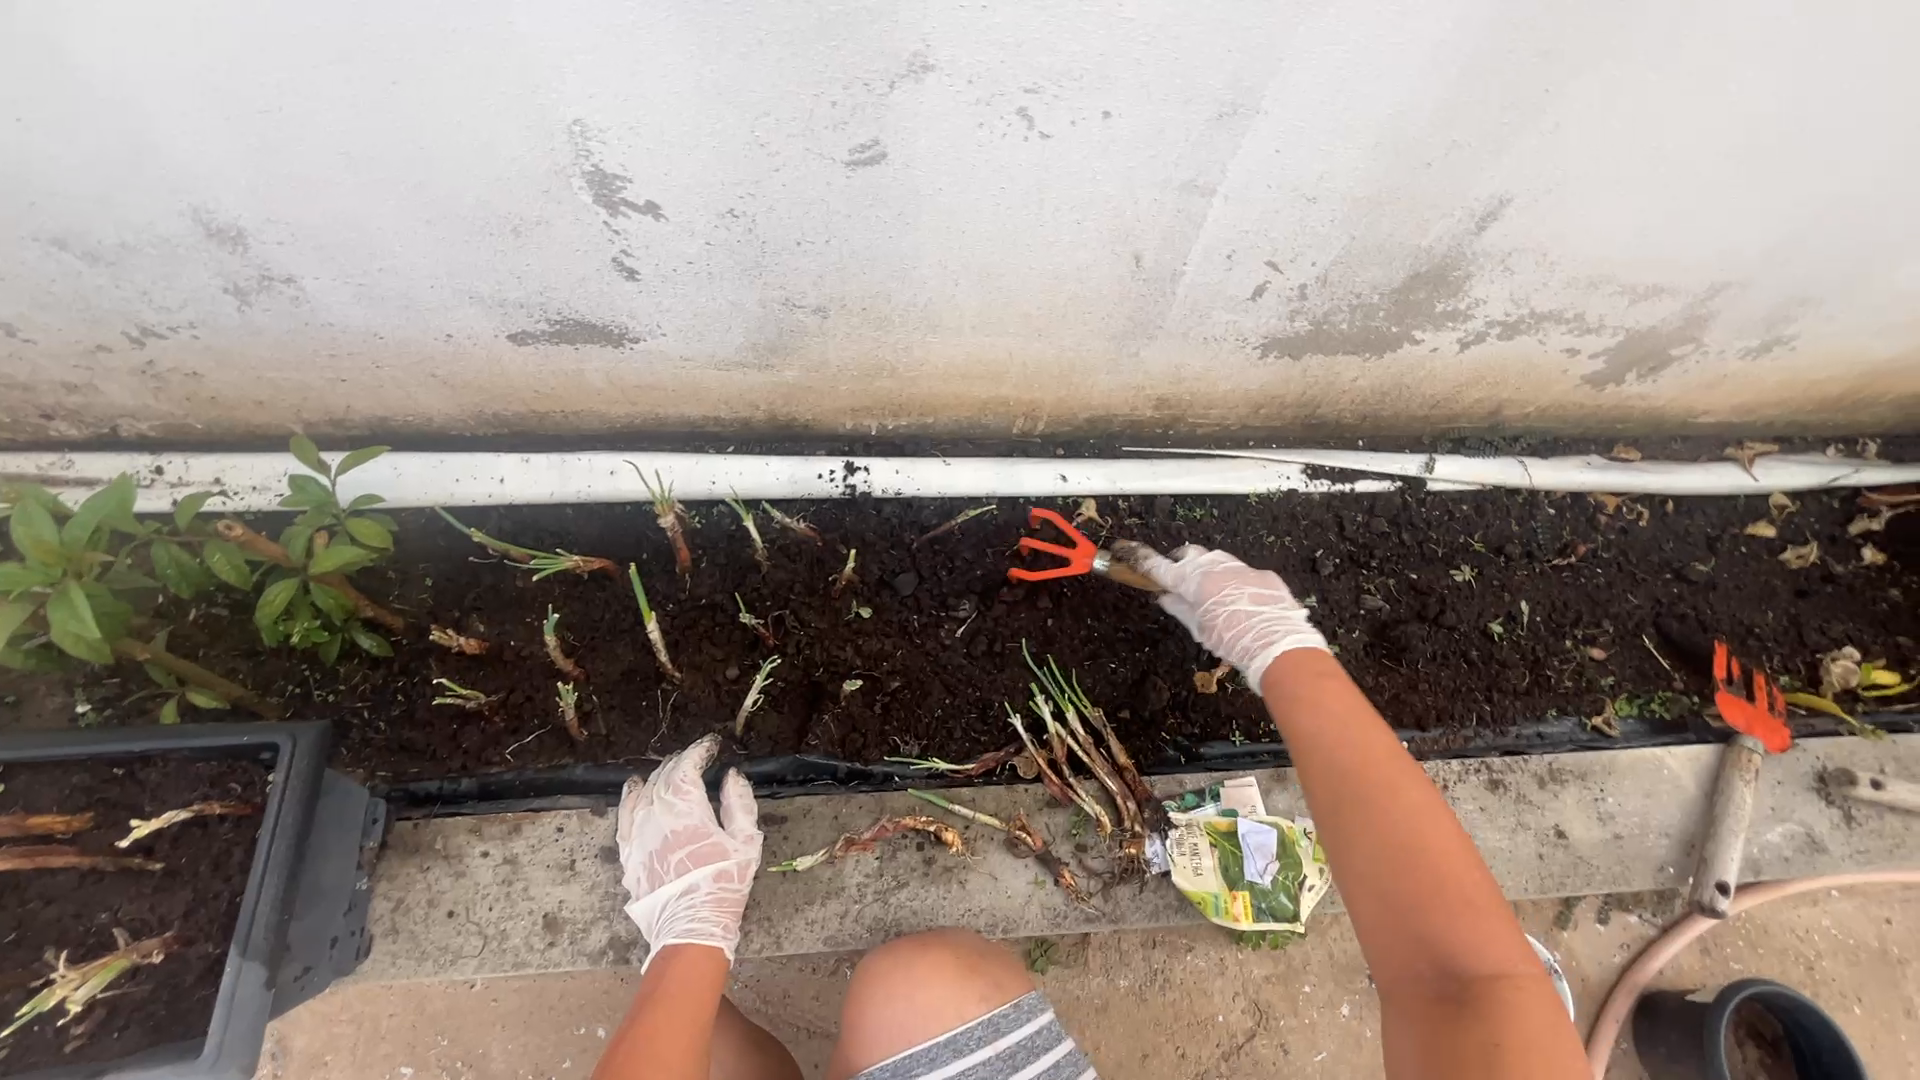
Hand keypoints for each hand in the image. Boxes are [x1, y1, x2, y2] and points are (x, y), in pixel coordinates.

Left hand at [617, 734, 761, 967]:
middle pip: (664, 777)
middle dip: (681, 761)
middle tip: (696, 756)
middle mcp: (657, 817)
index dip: (698, 751)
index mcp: (687, 811)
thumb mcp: (746, 842)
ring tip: (670, 767)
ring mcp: (638, 836)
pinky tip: (635, 787)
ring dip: (658, 775)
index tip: (711, 745)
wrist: (690, 928)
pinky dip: (630, 797)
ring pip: (643, 793)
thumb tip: (731, 775)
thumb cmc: (723, 883)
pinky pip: (624, 816)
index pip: (687, 768)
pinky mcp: (628, 854)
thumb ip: (739, 803)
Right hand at [1116, 542, 1327, 693]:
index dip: (1145, 560)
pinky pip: (1242, 571)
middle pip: (1190, 554)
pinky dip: (1233, 581)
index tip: (1131, 552)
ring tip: (1210, 592)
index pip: (1162, 567)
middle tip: (1179, 580)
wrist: (1280, 647)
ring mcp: (1242, 569)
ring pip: (1217, 559)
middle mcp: (1217, 568)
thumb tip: (1165, 598)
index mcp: (1195, 582)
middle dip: (1180, 562)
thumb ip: (1181, 609)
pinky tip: (1238, 600)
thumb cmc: (1234, 643)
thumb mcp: (1201, 630)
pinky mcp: (1263, 575)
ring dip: (1207, 569)